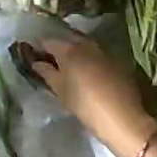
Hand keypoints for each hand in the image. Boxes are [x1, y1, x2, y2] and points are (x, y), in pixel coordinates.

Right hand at [30, 32, 156, 156]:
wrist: (123, 118)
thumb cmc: (85, 104)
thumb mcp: (60, 90)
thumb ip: (46, 72)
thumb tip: (36, 62)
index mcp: (68, 49)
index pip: (48, 41)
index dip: (38, 47)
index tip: (33, 54)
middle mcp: (86, 45)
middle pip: (67, 38)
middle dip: (57, 45)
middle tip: (49, 58)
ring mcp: (103, 51)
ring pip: (83, 44)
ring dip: (74, 49)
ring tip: (67, 63)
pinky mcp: (116, 61)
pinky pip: (96, 53)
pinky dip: (88, 57)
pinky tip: (86, 69)